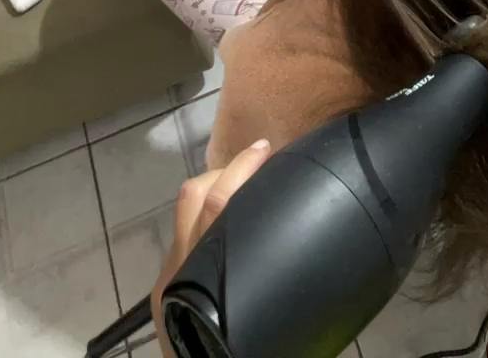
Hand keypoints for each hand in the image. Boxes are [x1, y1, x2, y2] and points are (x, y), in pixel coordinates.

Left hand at [151, 139, 275, 340]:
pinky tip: (233, 220)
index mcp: (198, 281)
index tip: (270, 150)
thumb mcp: (264, 333)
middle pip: (193, 196)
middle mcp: (176, 275)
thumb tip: (322, 268)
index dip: (240, 169)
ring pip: (184, 211)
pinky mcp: (165, 290)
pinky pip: (184, 233)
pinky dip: (207, 212)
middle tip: (263, 159)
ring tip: (250, 180)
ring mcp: (167, 280)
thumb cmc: (231, 354)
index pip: (215, 206)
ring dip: (215, 186)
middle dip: (227, 167)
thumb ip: (276, 294)